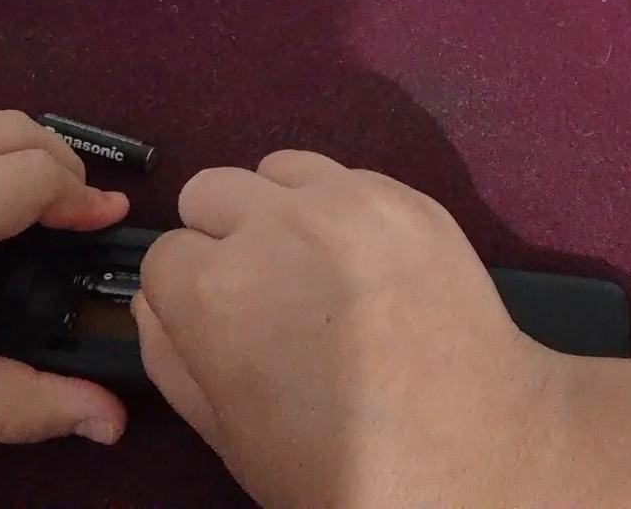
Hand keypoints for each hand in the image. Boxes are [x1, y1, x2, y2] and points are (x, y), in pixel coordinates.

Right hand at [132, 151, 562, 507]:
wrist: (475, 448)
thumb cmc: (341, 463)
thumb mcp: (229, 434)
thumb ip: (171, 355)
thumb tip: (155, 297)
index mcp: (217, 290)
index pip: (164, 254)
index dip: (187, 292)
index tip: (218, 318)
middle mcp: (276, 223)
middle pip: (209, 189)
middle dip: (222, 234)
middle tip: (264, 283)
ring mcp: (347, 198)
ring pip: (275, 167)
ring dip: (279, 207)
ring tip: (314, 259)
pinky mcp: (402, 191)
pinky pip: (343, 176)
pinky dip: (339, 207)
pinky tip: (365, 256)